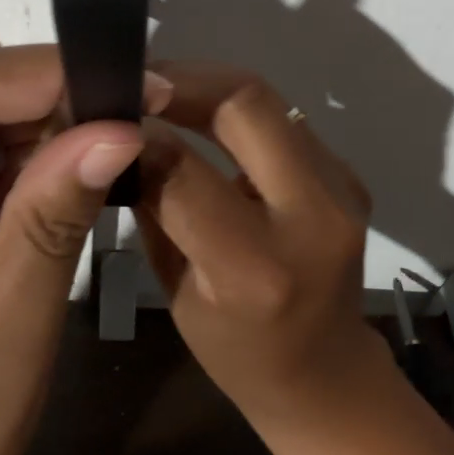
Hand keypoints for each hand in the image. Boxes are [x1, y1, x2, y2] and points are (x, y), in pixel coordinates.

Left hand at [0, 24, 163, 454]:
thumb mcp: (11, 356)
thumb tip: (114, 128)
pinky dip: (13, 136)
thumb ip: (51, 231)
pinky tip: (43, 191)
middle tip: (112, 138)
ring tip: (80, 171)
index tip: (142, 92)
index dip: (52, 72)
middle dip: (42, 84)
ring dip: (30, 108)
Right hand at [133, 60, 386, 422]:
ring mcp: (342, 190)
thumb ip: (153, 210)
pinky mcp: (348, 174)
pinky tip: (200, 116)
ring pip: (268, 99)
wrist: (328, 375)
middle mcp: (312, 218)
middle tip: (134, 80)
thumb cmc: (238, 353)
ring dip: (208, 85)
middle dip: (181, 79)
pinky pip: (283, 120)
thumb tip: (116, 138)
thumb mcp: (176, 290)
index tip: (105, 117)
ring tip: (160, 90)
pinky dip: (235, 109)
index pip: (184, 171)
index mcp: (257, 268)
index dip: (139, 136)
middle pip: (245, 104)